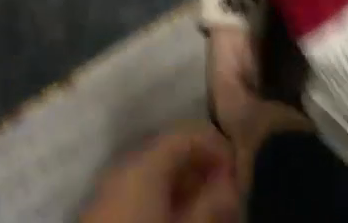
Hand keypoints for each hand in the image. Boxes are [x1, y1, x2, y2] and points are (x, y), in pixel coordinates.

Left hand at [80, 123, 239, 222]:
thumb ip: (211, 203)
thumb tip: (233, 184)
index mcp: (146, 161)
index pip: (188, 132)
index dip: (218, 146)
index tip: (239, 170)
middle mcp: (128, 164)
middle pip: (174, 150)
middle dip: (205, 167)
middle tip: (229, 194)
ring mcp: (114, 185)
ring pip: (160, 171)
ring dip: (189, 184)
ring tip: (211, 209)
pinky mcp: (108, 207)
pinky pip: (145, 188)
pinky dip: (169, 196)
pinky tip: (182, 215)